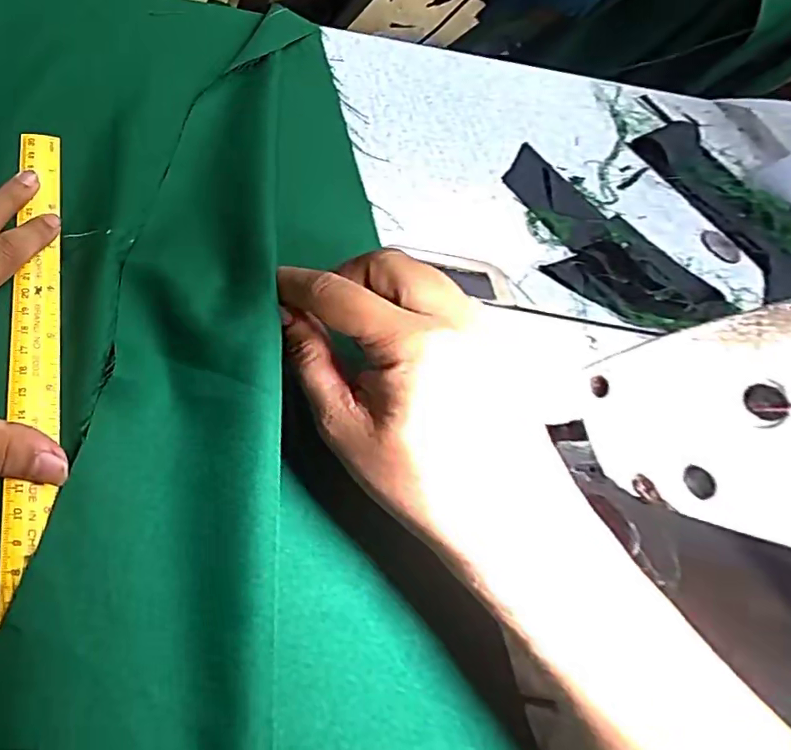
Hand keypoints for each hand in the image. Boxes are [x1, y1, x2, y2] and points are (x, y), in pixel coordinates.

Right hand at [277, 250, 575, 566]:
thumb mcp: (345, 428)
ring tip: (355, 328)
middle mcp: (458, 323)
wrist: (515, 528)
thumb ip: (310, 361)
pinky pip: (441, 295)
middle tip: (319, 311)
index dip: (298, 283)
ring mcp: (484, 329)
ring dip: (376, 286)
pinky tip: (392, 343)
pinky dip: (406, 301)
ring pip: (416, 273)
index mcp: (416, 344)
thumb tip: (289, 318)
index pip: (340, 291)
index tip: (275, 284)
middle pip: (384, 263)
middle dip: (343, 276)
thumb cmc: (431, 489)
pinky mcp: (497, 341)